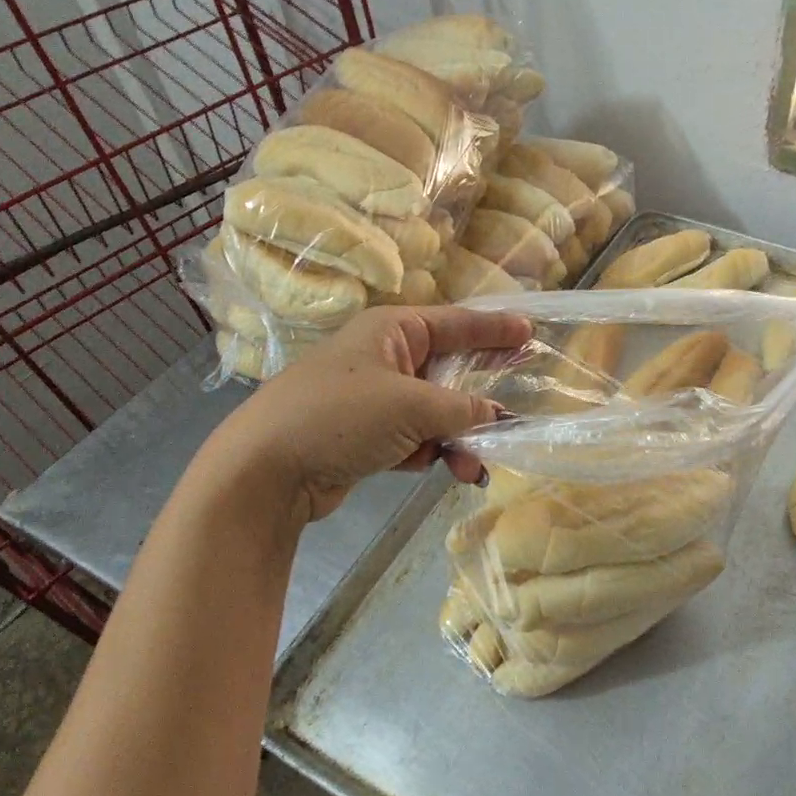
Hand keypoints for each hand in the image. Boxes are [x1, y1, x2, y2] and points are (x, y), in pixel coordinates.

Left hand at [207, 306, 532, 522]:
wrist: (264, 470)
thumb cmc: (339, 417)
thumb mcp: (411, 406)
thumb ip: (462, 410)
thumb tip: (497, 418)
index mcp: (392, 330)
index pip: (457, 323)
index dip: (496, 330)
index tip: (532, 333)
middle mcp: (385, 358)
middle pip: (450, 370)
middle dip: (481, 398)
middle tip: (517, 409)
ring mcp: (374, 399)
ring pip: (437, 411)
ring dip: (460, 437)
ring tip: (474, 467)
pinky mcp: (367, 436)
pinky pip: (417, 438)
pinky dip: (435, 453)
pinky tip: (451, 472)